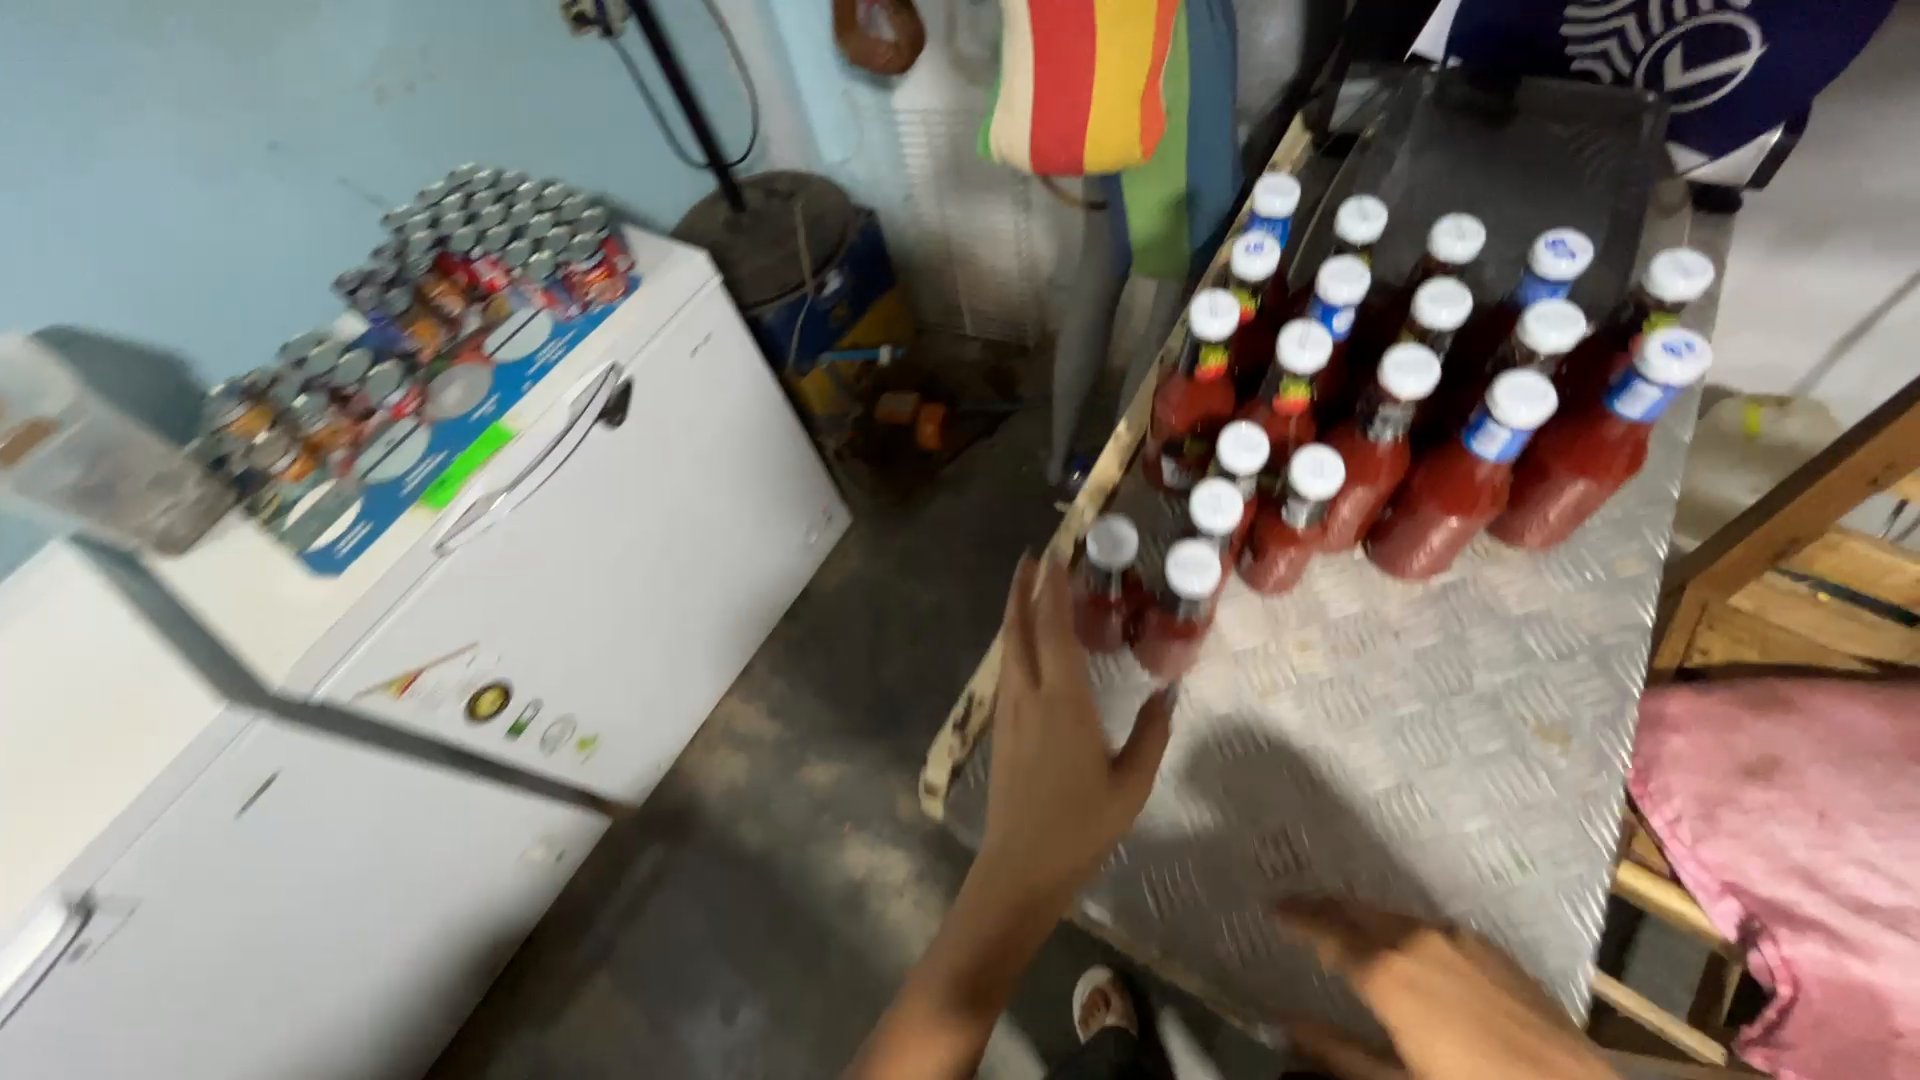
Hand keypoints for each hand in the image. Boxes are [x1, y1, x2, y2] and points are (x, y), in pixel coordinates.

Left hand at [974, 555, 1173, 907]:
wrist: (1022, 865)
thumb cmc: (1082, 826)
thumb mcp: (1132, 783)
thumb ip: (1152, 732)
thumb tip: (1168, 691)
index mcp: (1063, 702)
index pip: (1053, 630)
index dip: (1052, 590)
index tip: (1055, 557)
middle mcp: (1029, 696)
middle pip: (1018, 629)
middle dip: (1023, 589)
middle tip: (1032, 557)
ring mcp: (1008, 712)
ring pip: (1007, 648)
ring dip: (1014, 612)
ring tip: (1025, 588)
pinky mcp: (1001, 728)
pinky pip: (1006, 669)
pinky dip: (1014, 642)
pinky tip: (1023, 644)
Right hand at [1273, 899, 1616, 1079]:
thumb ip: (1337, 1051)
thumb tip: (1284, 1025)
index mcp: (1386, 970)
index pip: (1324, 929)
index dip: (1294, 917)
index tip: (1271, 909)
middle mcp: (1415, 938)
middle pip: (1355, 909)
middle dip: (1323, 907)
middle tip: (1298, 909)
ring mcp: (1458, 939)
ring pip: (1392, 915)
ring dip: (1362, 917)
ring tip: (1346, 927)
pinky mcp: (1492, 950)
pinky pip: (1429, 927)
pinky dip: (1401, 929)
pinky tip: (1406, 948)